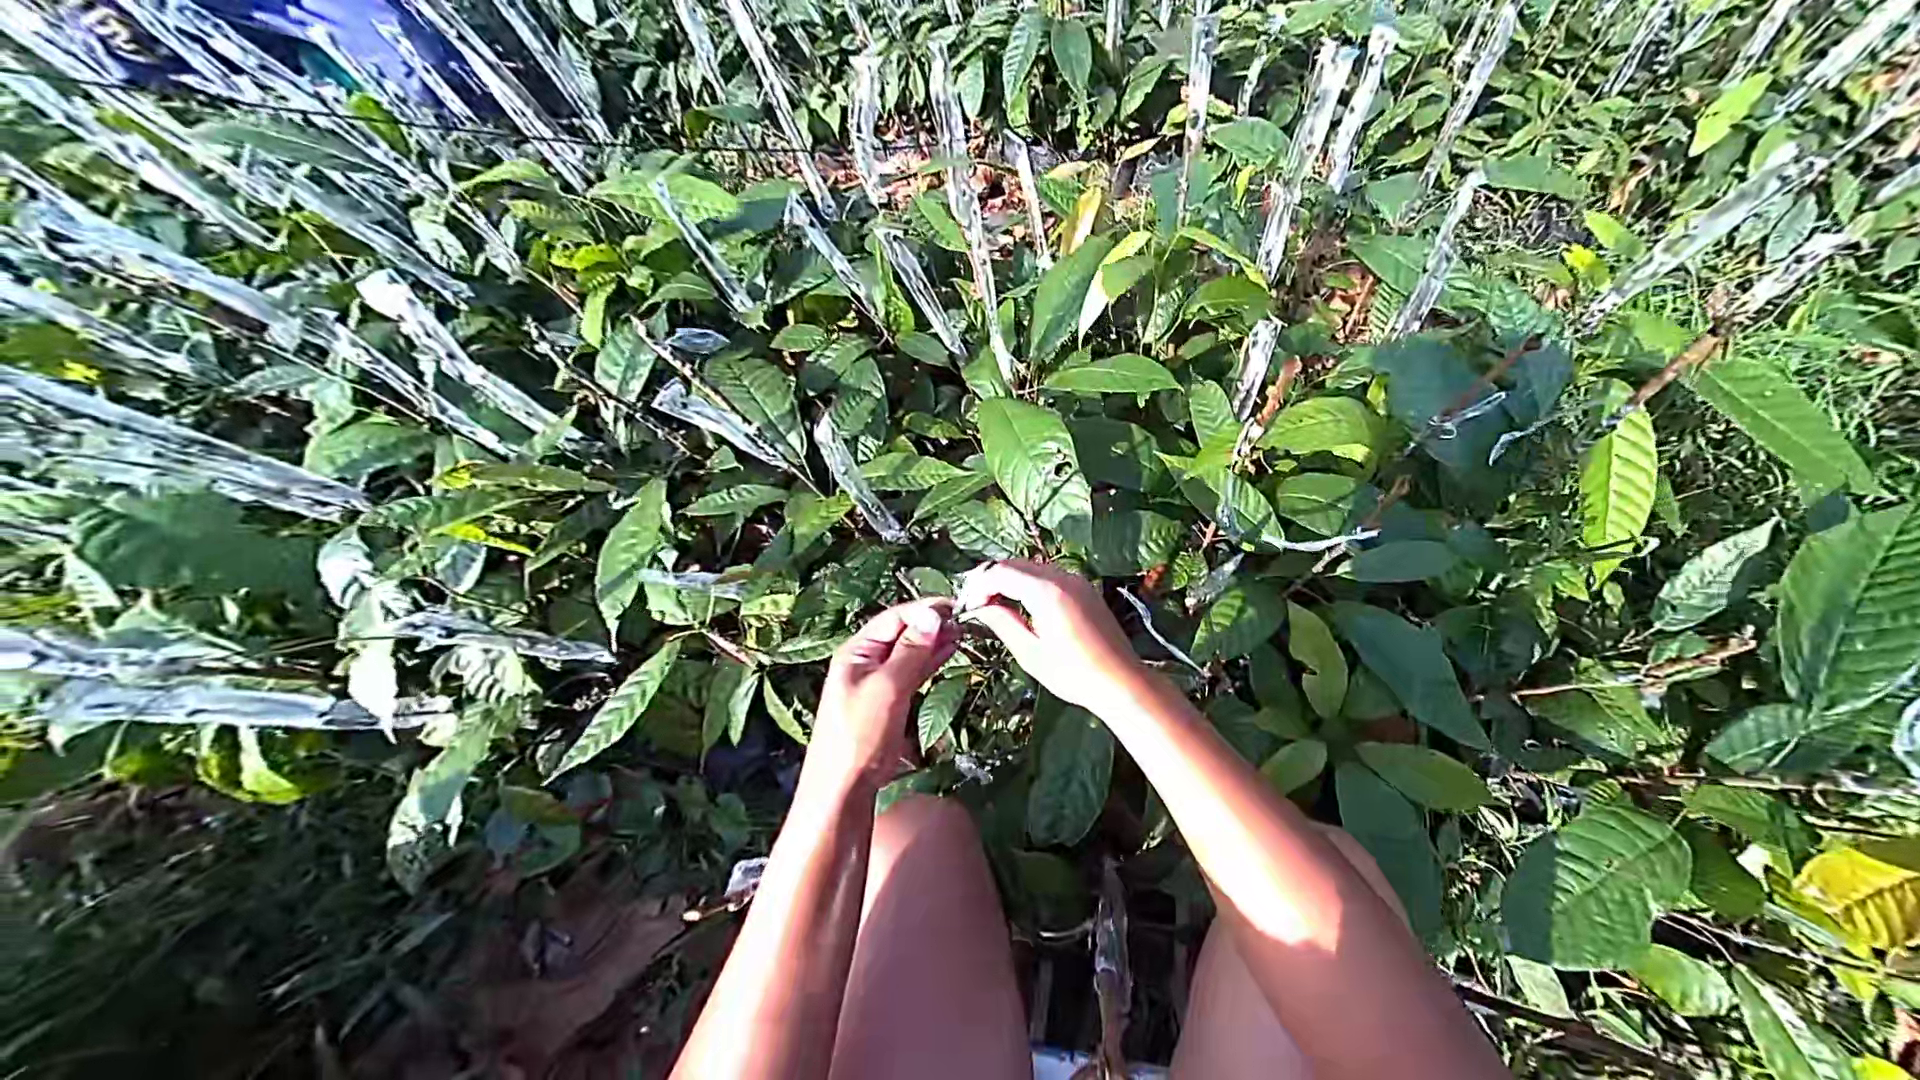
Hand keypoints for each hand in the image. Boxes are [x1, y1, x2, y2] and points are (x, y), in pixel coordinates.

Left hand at [807, 598, 958, 793]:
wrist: (844, 788)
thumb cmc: (860, 736)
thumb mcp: (888, 688)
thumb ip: (911, 651)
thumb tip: (933, 616)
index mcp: (856, 651)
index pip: (894, 617)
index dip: (924, 610)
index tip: (956, 606)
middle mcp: (865, 660)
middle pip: (902, 631)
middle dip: (932, 623)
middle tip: (965, 619)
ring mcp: (877, 680)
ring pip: (910, 651)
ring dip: (934, 641)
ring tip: (963, 631)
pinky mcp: (889, 699)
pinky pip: (913, 671)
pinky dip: (931, 660)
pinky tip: (948, 650)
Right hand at [955, 560, 1147, 712]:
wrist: (1122, 682)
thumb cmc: (1075, 674)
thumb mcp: (1031, 653)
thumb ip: (1003, 623)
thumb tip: (981, 607)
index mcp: (1047, 592)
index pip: (1001, 573)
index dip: (979, 586)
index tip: (968, 605)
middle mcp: (1063, 578)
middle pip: (1015, 564)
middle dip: (991, 579)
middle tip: (975, 602)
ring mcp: (1076, 581)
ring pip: (1031, 567)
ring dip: (1009, 579)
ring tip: (993, 604)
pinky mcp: (1084, 589)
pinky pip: (1048, 575)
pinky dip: (1028, 583)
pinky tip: (1020, 604)